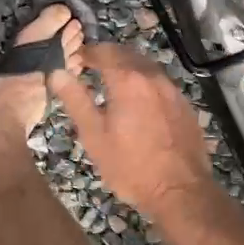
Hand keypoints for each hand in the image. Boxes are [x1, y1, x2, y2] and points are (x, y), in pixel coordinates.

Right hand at [50, 42, 218, 219]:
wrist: (181, 192)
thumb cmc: (131, 166)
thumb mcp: (94, 136)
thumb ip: (76, 100)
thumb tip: (58, 73)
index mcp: (127, 80)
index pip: (104, 52)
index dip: (87, 52)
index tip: (76, 58)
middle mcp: (152, 76)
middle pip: (127, 54)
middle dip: (108, 56)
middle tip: (92, 67)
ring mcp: (172, 90)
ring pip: (146, 66)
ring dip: (128, 67)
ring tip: (114, 83)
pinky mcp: (185, 105)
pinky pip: (160, 83)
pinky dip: (145, 82)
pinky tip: (140, 102)